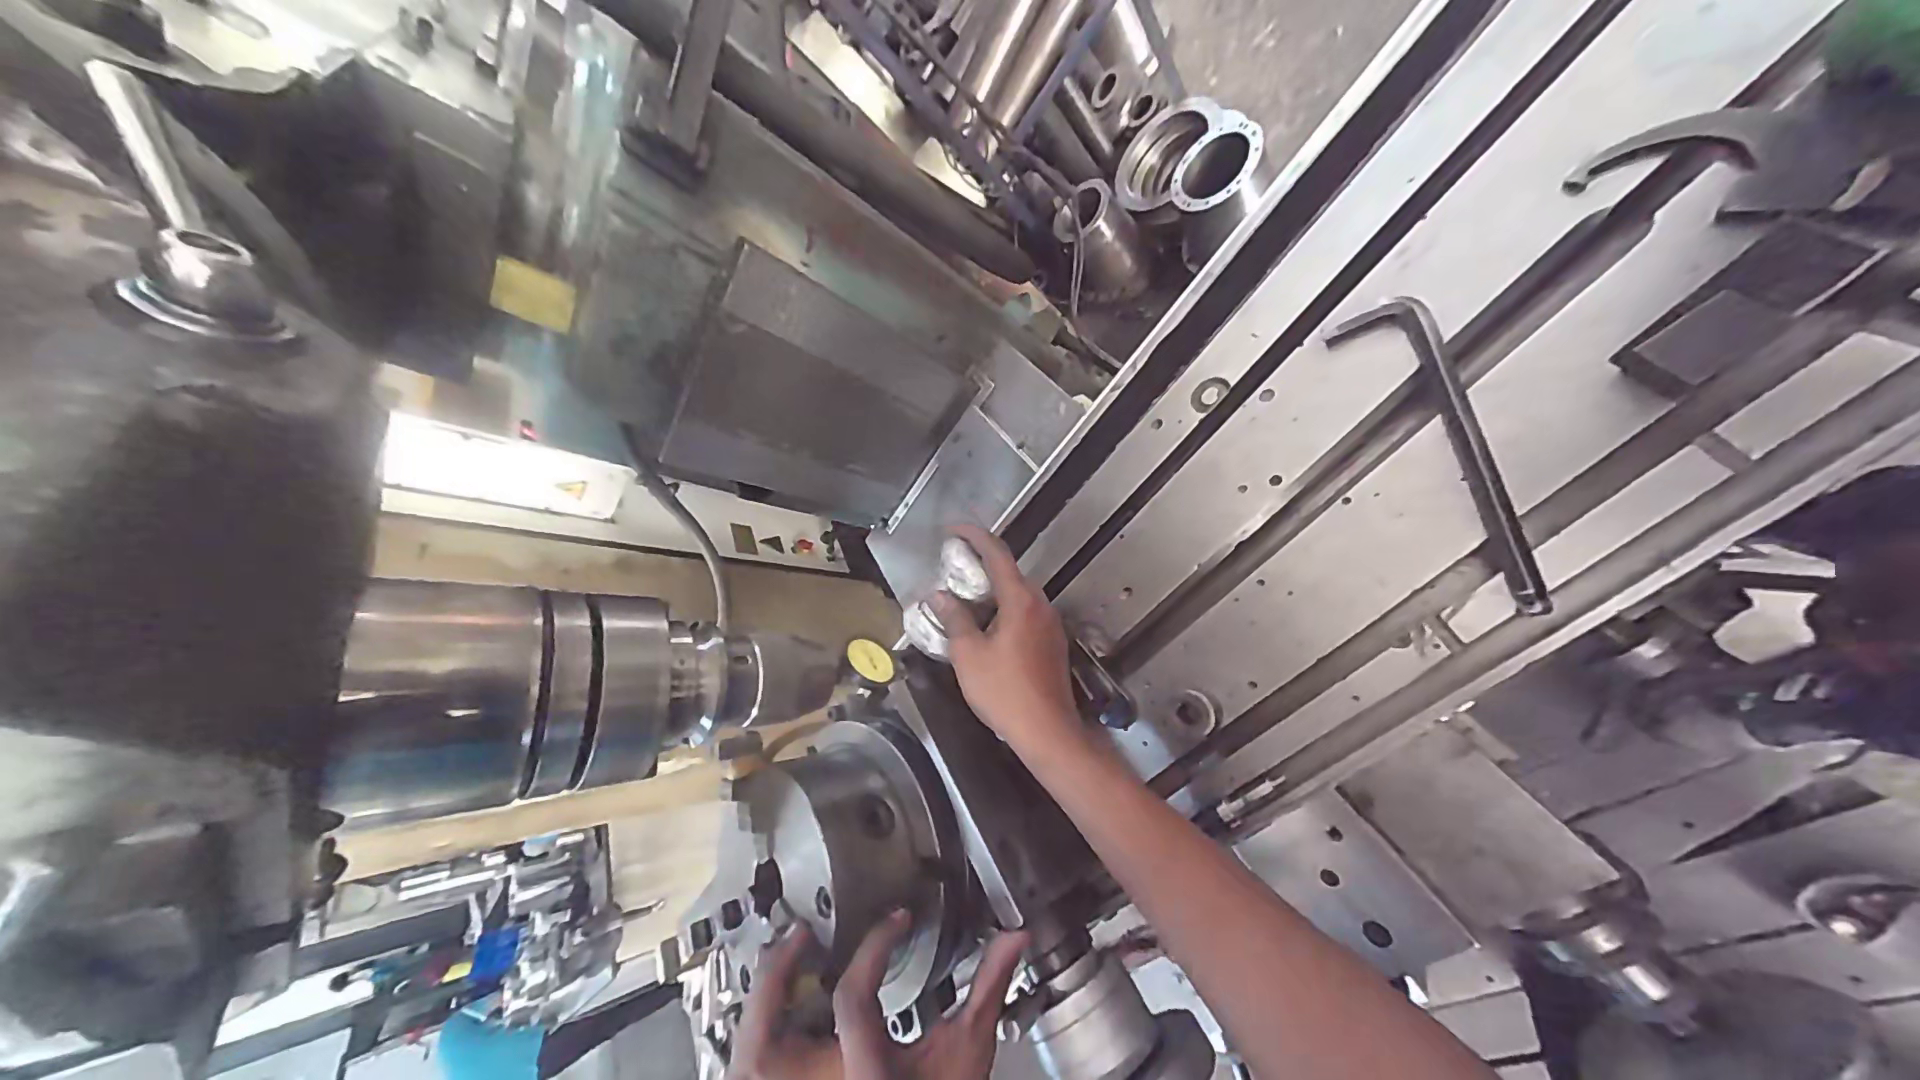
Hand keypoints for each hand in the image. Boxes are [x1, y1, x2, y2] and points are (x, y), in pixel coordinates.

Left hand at [728, 911, 1029, 1079]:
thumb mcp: (967, 1050)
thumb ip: (987, 988)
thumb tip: (1013, 937)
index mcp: (866, 1075)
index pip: (853, 997)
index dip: (876, 946)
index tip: (897, 920)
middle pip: (762, 1042)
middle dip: (775, 976)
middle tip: (800, 932)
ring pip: (749, 1059)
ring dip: (763, 1003)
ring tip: (787, 958)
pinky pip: (760, 1066)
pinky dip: (768, 1030)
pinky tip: (790, 1009)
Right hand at [931, 525, 1086, 760]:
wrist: (1046, 730)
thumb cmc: (1004, 692)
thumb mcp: (968, 654)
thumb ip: (954, 619)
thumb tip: (940, 596)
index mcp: (1020, 601)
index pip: (997, 555)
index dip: (975, 537)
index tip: (955, 529)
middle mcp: (1040, 606)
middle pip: (1009, 574)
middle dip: (981, 567)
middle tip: (953, 571)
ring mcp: (1050, 625)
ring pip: (1018, 596)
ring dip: (992, 591)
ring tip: (964, 600)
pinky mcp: (1052, 643)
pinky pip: (1026, 614)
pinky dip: (1004, 610)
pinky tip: (987, 628)